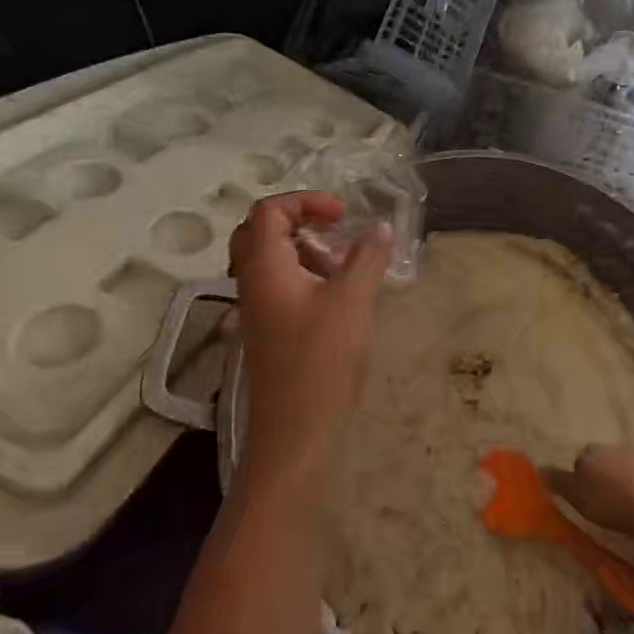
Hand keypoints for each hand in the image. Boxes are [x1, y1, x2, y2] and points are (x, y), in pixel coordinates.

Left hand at [228, 192, 391, 489]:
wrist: (295, 433)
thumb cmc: (321, 360)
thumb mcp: (352, 301)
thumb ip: (366, 257)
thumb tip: (381, 227)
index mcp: (264, 267)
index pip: (269, 211)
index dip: (305, 201)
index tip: (343, 213)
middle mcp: (252, 283)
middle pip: (261, 232)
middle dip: (300, 221)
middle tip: (335, 227)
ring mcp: (258, 309)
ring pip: (272, 261)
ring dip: (307, 250)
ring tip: (346, 263)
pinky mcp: (270, 332)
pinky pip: (281, 287)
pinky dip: (307, 276)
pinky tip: (340, 295)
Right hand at [541, 445, 633, 537]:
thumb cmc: (608, 500)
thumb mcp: (575, 494)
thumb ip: (557, 481)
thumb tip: (539, 469)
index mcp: (592, 451)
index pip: (580, 458)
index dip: (579, 477)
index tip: (581, 497)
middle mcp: (615, 449)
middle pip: (602, 462)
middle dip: (600, 478)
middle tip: (600, 503)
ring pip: (623, 470)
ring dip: (621, 484)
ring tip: (620, 510)